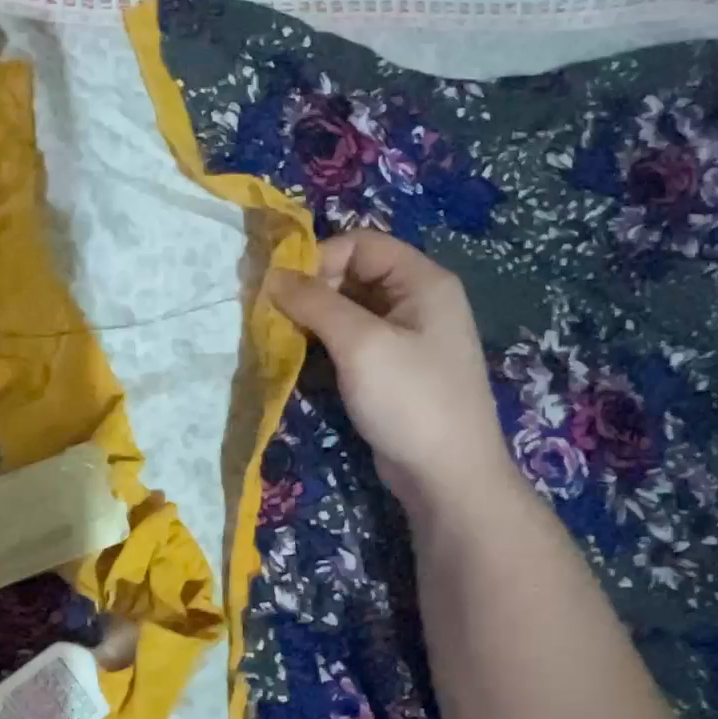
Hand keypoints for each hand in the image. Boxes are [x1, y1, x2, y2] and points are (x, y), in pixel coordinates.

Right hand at [267, 231, 514, 510]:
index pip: (360, 244)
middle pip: (351, 274)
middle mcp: (415, 301)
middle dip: (309, 292)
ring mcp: (404, 337)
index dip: (318, 259)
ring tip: (279, 341)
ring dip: (310, 322)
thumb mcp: (360, 344)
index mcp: (422, 281)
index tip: (279, 292)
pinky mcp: (389, 369)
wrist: (446, 474)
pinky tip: (299, 365)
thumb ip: (315, 303)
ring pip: (345, 311)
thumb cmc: (410, 400)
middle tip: (273, 319)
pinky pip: (348, 342)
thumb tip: (271, 275)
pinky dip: (320, 347)